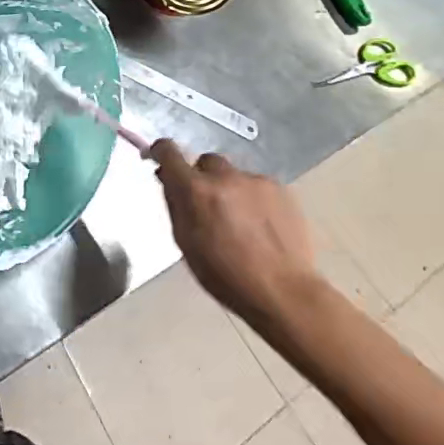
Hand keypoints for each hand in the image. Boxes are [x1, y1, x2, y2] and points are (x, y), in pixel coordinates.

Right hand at [150, 140, 319, 323]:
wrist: (284, 292)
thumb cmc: (226, 276)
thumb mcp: (186, 244)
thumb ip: (175, 206)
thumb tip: (169, 181)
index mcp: (195, 190)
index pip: (169, 152)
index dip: (161, 152)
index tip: (159, 158)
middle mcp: (224, 176)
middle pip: (205, 162)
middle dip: (202, 178)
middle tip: (207, 204)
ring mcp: (255, 180)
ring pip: (233, 175)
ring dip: (229, 189)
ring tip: (240, 222)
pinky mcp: (280, 189)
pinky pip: (257, 185)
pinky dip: (253, 199)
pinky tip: (261, 225)